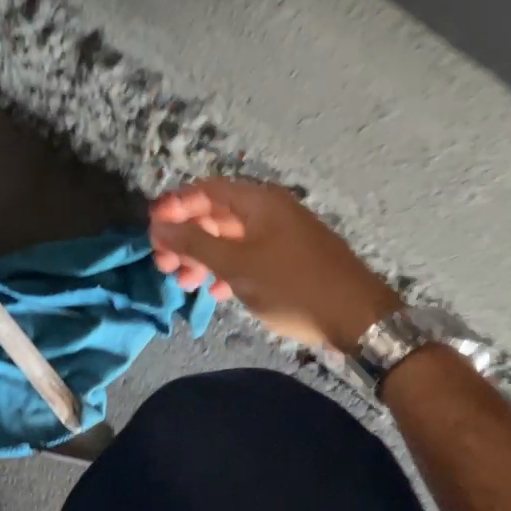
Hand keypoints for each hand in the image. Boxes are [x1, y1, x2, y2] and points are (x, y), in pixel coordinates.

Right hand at [149, 178, 402, 352]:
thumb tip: (159, 226)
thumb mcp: (236, 265)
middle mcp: (270, 212)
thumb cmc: (293, 286)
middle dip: (185, 236)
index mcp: (259, 202)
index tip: (151, 229)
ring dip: (202, 257)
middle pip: (215, 214)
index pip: (205, 190)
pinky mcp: (291, 260)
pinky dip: (226, 269)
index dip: (174, 205)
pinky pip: (248, 255)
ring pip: (230, 238)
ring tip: (183, 283)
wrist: (360, 320)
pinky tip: (216, 292)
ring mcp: (282, 236)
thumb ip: (194, 243)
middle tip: (163, 263)